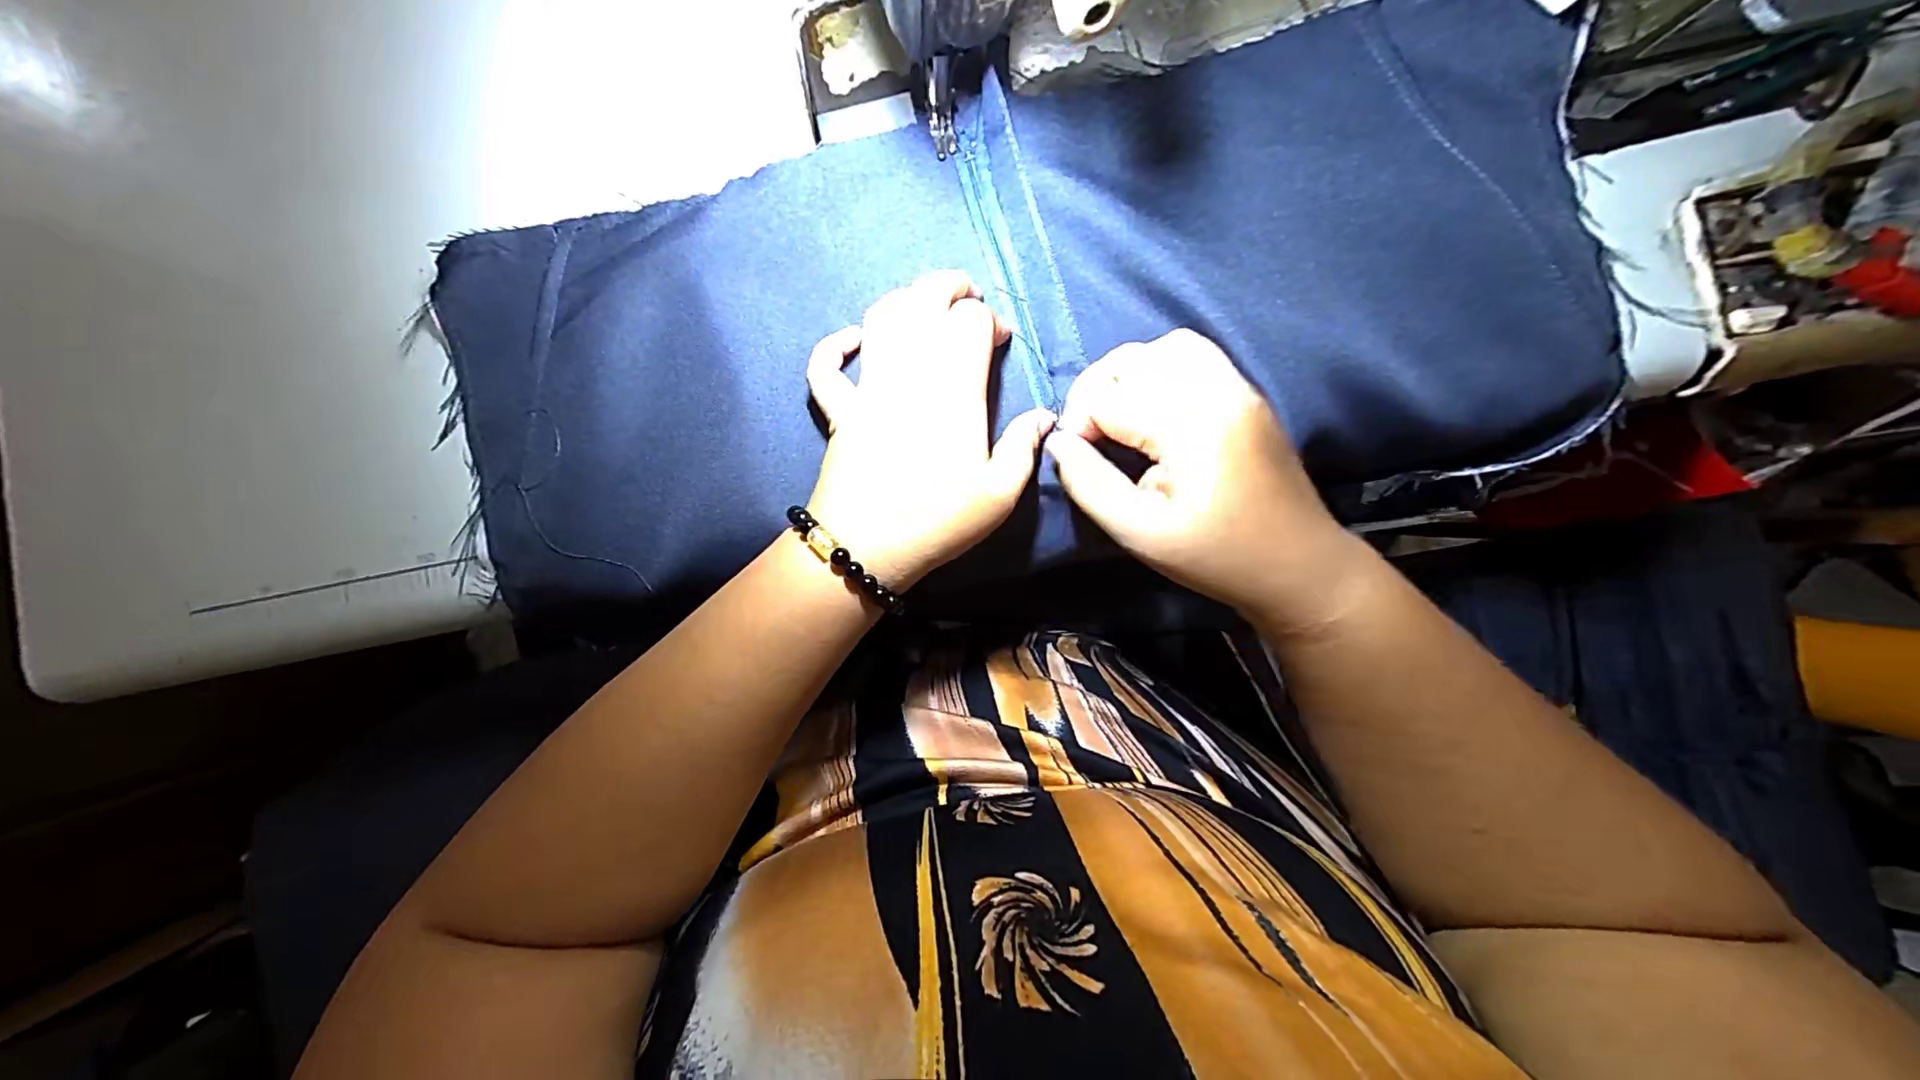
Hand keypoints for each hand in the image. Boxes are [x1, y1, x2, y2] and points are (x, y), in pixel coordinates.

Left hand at [805, 271, 1054, 590]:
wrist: (865, 545)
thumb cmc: (939, 519)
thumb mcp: (1000, 492)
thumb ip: (1025, 446)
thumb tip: (1046, 417)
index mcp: (955, 387)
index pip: (970, 320)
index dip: (989, 318)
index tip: (1001, 339)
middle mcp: (909, 372)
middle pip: (924, 299)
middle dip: (949, 286)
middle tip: (967, 296)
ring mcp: (868, 387)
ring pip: (879, 317)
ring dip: (903, 299)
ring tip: (923, 306)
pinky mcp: (838, 409)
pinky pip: (825, 365)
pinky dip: (835, 345)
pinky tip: (853, 340)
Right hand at [1045, 329, 1373, 631]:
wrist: (1297, 565)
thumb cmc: (1215, 557)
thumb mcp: (1140, 533)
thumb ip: (1089, 484)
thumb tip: (1058, 442)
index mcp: (1191, 426)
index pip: (1108, 396)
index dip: (1078, 423)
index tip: (1078, 458)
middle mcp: (1216, 392)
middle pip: (1132, 360)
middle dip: (1096, 392)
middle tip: (1089, 436)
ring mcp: (1237, 387)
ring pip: (1164, 347)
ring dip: (1128, 374)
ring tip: (1118, 415)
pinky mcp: (1247, 394)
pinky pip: (1196, 354)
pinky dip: (1161, 369)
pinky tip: (1153, 407)